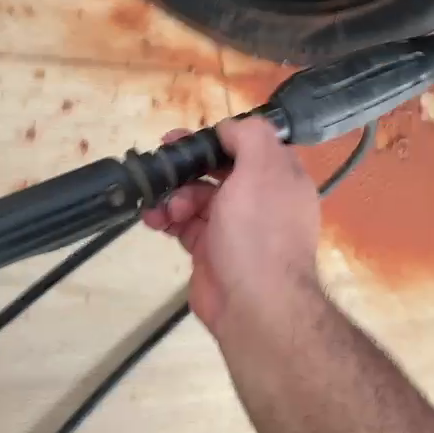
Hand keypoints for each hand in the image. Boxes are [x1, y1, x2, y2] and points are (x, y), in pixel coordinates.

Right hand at [142, 117, 326, 339]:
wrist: (255, 304)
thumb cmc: (260, 231)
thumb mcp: (262, 168)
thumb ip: (249, 136)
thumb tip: (230, 128)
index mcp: (280, 178)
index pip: (251, 147)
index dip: (221, 138)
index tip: (192, 138)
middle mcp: (260, 201)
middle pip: (219, 171)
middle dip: (189, 166)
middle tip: (163, 160)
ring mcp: (235, 228)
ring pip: (196, 197)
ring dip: (174, 194)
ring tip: (163, 206)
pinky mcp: (210, 251)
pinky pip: (184, 225)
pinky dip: (167, 219)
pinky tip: (153, 219)